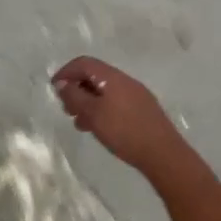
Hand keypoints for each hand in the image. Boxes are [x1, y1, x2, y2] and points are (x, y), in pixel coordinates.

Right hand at [52, 56, 185, 174]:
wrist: (165, 157)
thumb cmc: (124, 132)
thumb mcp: (92, 114)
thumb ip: (74, 96)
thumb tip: (62, 83)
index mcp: (113, 77)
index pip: (84, 63)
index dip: (66, 72)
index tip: (54, 88)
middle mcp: (126, 81)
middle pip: (95, 76)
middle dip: (77, 89)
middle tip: (66, 108)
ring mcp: (138, 96)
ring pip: (105, 92)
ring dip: (88, 102)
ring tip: (79, 122)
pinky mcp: (144, 112)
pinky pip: (116, 103)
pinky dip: (102, 110)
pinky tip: (99, 129)